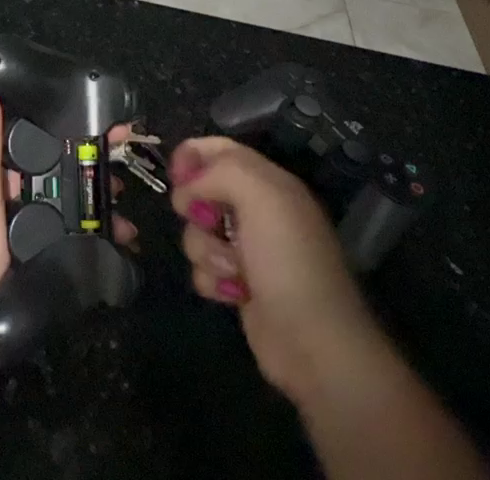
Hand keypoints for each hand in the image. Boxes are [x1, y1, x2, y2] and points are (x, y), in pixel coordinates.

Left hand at [0, 78, 135, 342]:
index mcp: (0, 176)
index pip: (41, 141)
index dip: (73, 130)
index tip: (112, 125)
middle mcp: (19, 198)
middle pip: (66, 174)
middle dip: (98, 171)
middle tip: (129, 172)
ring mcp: (35, 231)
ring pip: (77, 207)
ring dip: (104, 207)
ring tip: (128, 217)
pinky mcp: (48, 260)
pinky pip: (81, 239)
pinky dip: (102, 237)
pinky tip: (123, 244)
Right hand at [169, 137, 383, 406]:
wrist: (312, 340)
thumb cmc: (288, 260)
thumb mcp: (262, 197)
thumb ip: (220, 171)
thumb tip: (189, 187)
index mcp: (269, 182)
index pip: (220, 149)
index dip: (192, 156)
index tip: (176, 178)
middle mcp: (258, 211)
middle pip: (201, 191)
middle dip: (196, 210)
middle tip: (211, 223)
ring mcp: (247, 249)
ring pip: (197, 233)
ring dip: (206, 251)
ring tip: (233, 270)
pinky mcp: (237, 283)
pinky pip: (202, 268)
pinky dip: (211, 280)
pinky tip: (233, 294)